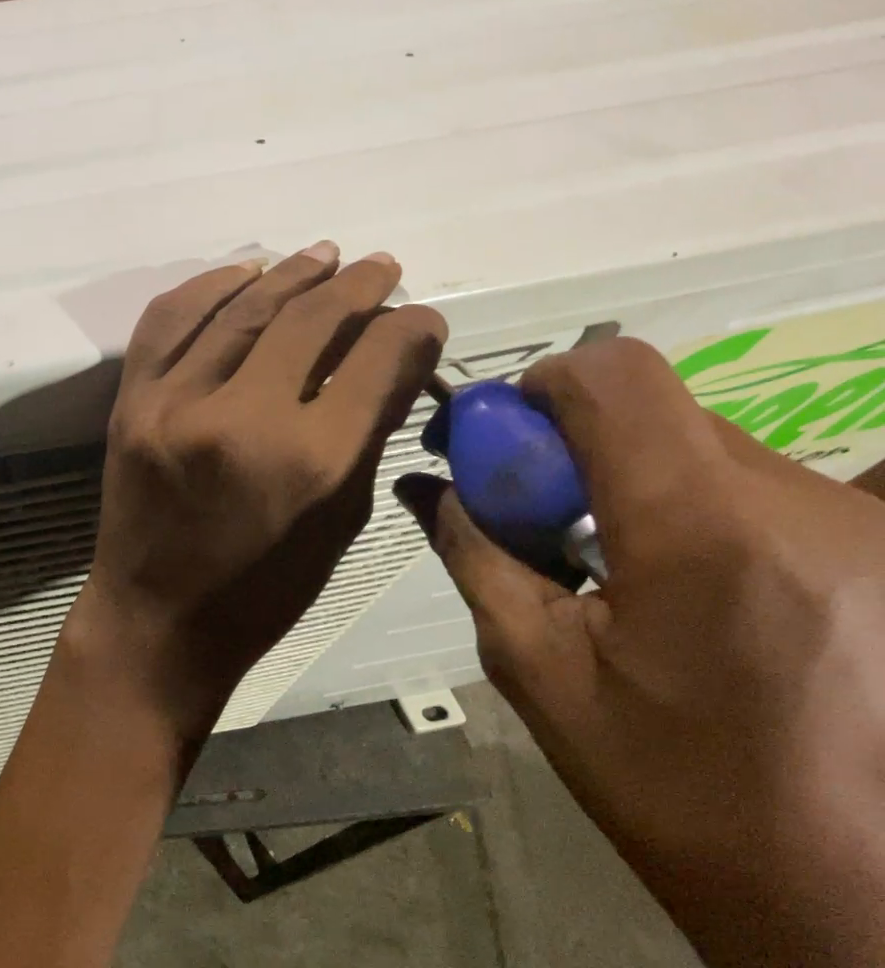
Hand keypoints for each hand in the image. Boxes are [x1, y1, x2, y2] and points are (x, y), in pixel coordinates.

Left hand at [74, 242, 445, 737]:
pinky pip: (166, 321)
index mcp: (310, 461)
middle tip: (380, 268)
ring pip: (239, 309)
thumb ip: (367, 432)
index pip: (377, 358)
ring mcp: (172, 404)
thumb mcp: (340, 522)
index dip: (412, 327)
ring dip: (287, 274)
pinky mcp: (129, 402)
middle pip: (309, 320)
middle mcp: (240, 418)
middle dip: (356, 286)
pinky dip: (208, 287)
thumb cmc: (261, 589)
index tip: (422, 317)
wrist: (154, 617)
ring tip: (321, 256)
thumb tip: (393, 354)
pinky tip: (243, 273)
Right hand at [394, 338, 884, 967]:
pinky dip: (702, 510)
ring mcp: (869, 527)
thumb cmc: (665, 780)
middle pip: (659, 411)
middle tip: (545, 527)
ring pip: (712, 447)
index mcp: (701, 530)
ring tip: (624, 574)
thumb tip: (425, 483)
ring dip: (643, 482)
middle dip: (582, 447)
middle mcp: (806, 506)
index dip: (541, 386)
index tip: (505, 447)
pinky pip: (766, 487)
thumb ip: (476, 552)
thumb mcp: (534, 665)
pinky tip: (699, 596)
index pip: (616, 374)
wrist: (846, 890)